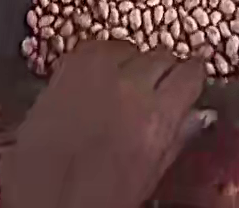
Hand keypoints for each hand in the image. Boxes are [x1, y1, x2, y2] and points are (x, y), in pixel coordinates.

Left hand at [0, 40, 207, 207]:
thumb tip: (198, 115)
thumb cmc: (97, 198)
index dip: (193, 76)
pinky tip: (99, 81)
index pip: (190, 74)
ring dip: (133, 63)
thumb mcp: (147, 176)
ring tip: (123, 86)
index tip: (192, 79)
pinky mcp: (72, 60)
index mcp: (156, 117)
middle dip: (164, 71)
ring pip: (131, 47)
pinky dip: (105, 58)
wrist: (40, 195)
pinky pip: (101, 46)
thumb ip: (175, 139)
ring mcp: (99, 67)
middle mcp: (131, 84)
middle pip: (162, 56)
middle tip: (157, 88)